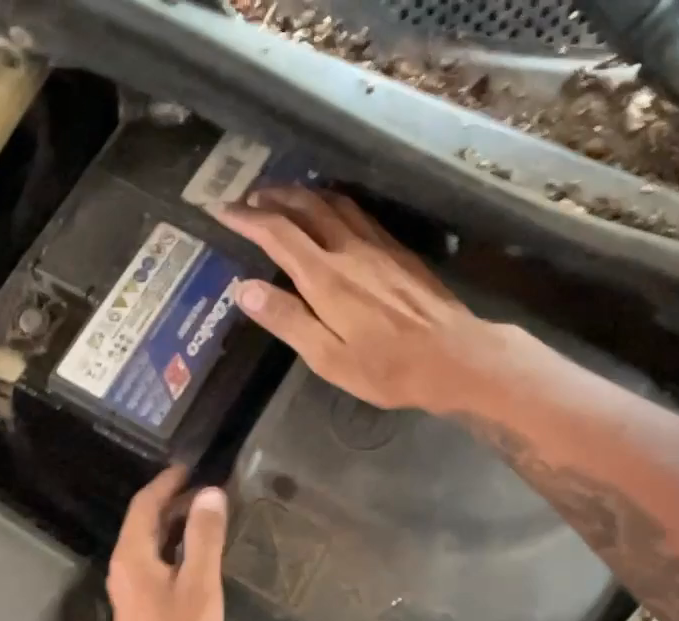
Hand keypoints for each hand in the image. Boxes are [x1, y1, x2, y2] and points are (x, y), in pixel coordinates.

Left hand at [106, 468, 226, 620]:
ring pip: (150, 544)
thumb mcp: (200, 585)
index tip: (192, 467)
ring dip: (175, 526)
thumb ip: (204, 537)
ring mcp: (128, 589)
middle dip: (174, 502)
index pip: (144, 505)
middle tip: (210, 492)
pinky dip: (174, 549)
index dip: (167, 483)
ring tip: (209, 516)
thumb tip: (210, 493)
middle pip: (145, 522)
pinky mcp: (138, 606)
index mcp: (132, 556)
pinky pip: (153, 563)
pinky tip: (198, 555)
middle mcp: (123, 567)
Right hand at [215, 187, 538, 411]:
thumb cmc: (388, 368)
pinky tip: (331, 211)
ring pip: (334, 202)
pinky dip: (332, 202)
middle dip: (273, 198)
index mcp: (326, 278)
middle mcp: (349, 250)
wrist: (456, 357)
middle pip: (306, 206)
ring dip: (302, 194)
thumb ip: (287, 320)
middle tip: (248, 199)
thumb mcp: (328, 358)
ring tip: (282, 197)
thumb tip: (244, 288)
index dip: (247, 219)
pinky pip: (358, 212)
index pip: (278, 234)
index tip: (222, 211)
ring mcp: (378, 246)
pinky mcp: (398, 251)